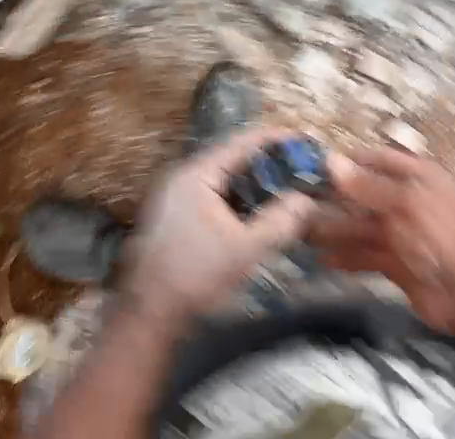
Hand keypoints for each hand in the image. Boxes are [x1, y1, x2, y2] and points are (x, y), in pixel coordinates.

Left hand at [121, 129, 317, 322]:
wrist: (148, 315)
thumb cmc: (196, 275)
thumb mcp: (245, 249)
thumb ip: (279, 221)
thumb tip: (306, 201)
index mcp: (197, 174)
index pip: (242, 143)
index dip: (276, 139)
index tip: (305, 141)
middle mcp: (184, 177)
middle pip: (233, 159)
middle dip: (269, 164)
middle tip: (302, 169)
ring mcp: (178, 198)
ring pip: (224, 181)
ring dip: (255, 185)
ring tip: (289, 190)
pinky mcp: (177, 219)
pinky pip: (215, 198)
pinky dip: (240, 202)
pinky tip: (261, 214)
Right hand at [311, 148, 454, 333]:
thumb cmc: (440, 237)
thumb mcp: (403, 204)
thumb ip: (365, 185)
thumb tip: (330, 160)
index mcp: (415, 178)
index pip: (375, 160)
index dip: (346, 162)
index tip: (313, 167)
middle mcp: (405, 201)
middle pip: (363, 194)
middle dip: (333, 198)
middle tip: (297, 202)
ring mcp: (400, 234)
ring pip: (360, 226)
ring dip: (334, 228)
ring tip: (301, 231)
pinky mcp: (395, 264)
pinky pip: (365, 255)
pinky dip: (345, 256)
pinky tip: (321, 258)